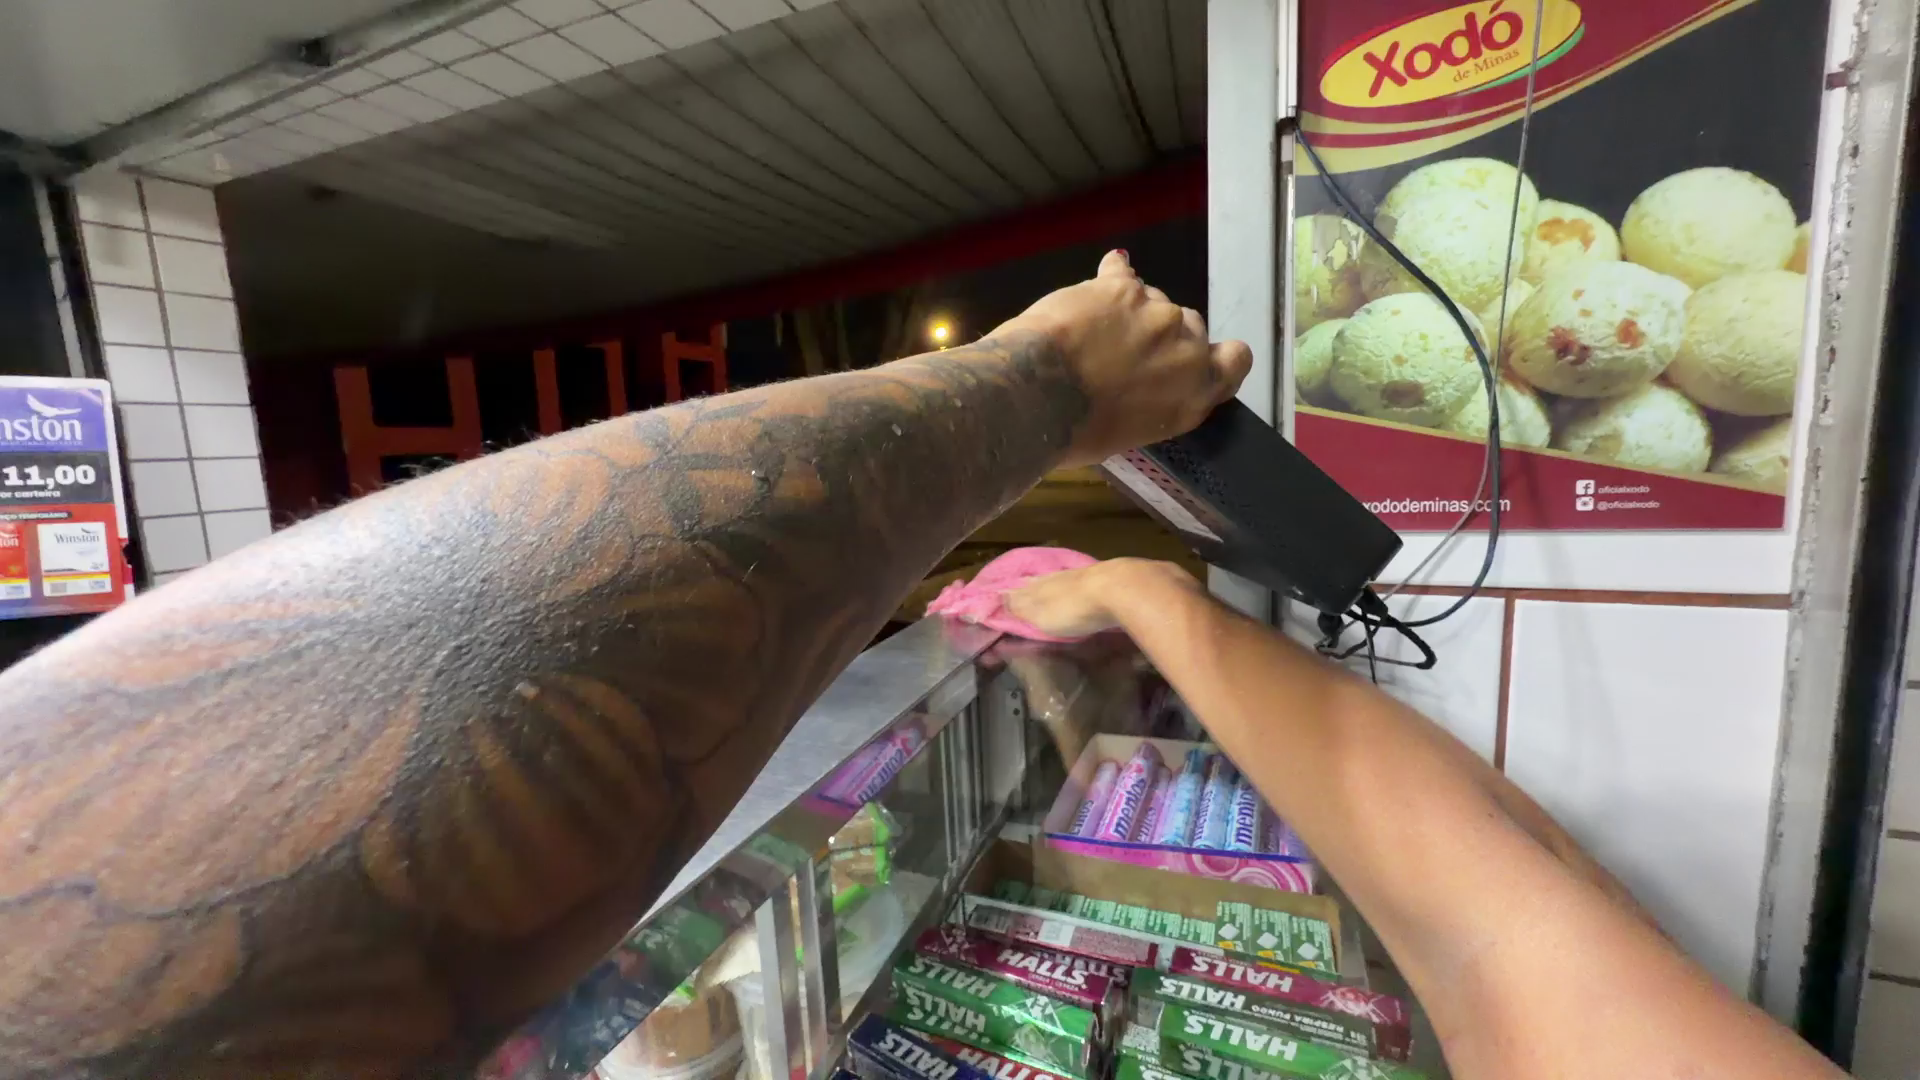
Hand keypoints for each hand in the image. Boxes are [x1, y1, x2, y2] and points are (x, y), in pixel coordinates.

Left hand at [994, 251, 1252, 466]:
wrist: (1035, 396)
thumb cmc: (1074, 433)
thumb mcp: (1128, 434)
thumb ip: (1154, 403)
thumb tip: (1142, 388)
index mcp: (1193, 394)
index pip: (1236, 360)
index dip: (1216, 356)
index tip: (1193, 360)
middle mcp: (1187, 349)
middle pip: (1190, 328)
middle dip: (1162, 337)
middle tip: (1124, 353)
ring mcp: (1157, 312)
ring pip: (1154, 301)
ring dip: (1131, 312)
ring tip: (1092, 332)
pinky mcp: (1122, 286)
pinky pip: (1122, 272)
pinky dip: (1111, 277)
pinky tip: (1098, 282)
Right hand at [1003, 558, 1200, 638]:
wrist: (1122, 589)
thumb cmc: (1075, 608)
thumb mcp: (1042, 615)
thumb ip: (1021, 607)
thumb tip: (997, 598)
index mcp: (1042, 585)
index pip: (1021, 589)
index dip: (1010, 593)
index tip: (999, 593)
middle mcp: (1060, 577)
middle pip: (1042, 581)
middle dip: (1031, 586)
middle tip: (1021, 586)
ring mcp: (1086, 575)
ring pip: (1064, 578)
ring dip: (1054, 582)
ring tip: (1047, 583)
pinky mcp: (1109, 578)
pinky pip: (1086, 581)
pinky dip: (1078, 584)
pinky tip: (1081, 583)